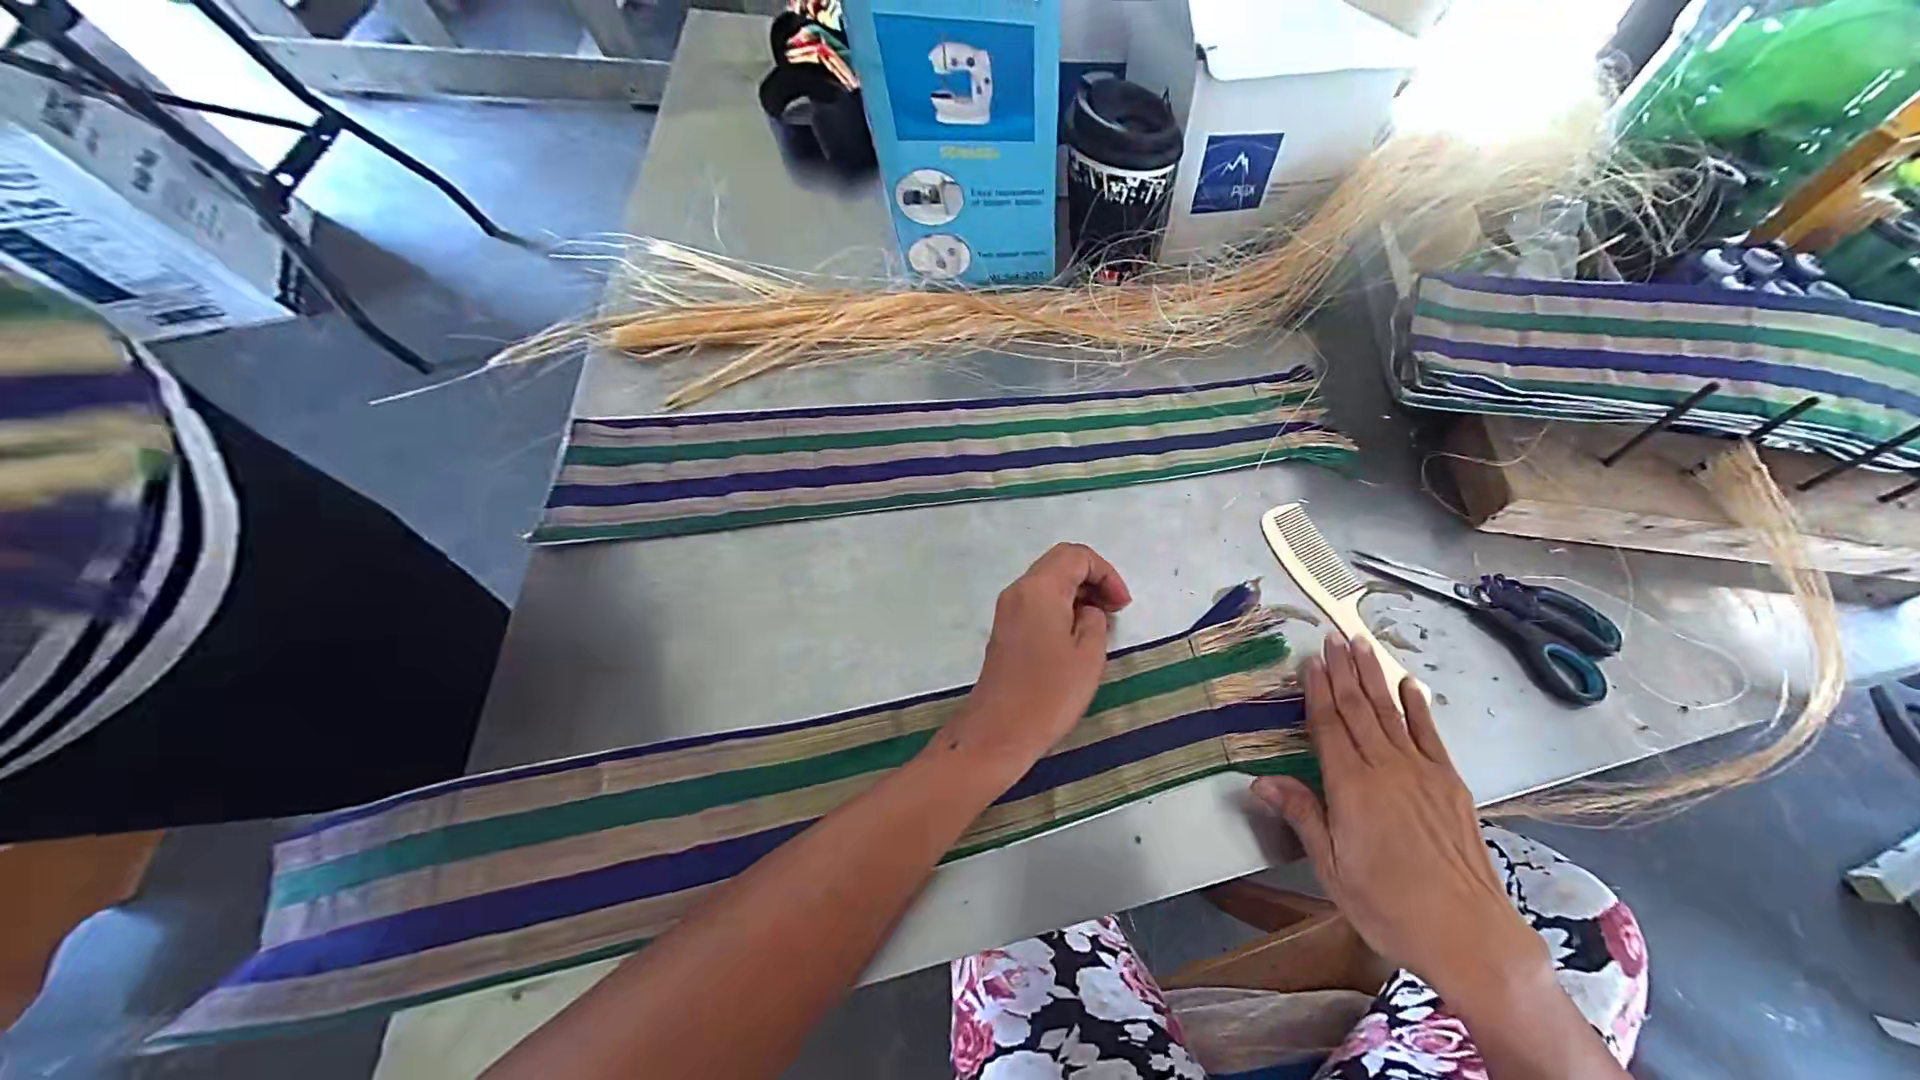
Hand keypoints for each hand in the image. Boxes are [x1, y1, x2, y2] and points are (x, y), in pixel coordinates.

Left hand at [936, 543, 1131, 775]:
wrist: (999, 731)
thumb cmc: (1049, 694)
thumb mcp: (1088, 655)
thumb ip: (1094, 620)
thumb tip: (1086, 610)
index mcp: (1039, 589)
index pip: (1076, 556)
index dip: (1106, 573)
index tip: (1122, 606)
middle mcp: (1018, 591)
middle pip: (1059, 563)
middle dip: (1092, 579)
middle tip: (1115, 609)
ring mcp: (1007, 610)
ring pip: (1047, 583)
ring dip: (1077, 593)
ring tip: (1101, 623)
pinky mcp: (1004, 629)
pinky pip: (1037, 602)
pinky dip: (1060, 607)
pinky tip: (1076, 634)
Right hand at [1251, 635, 1548, 996]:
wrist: (1471, 936)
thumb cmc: (1388, 905)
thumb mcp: (1331, 866)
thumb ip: (1301, 815)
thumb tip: (1259, 781)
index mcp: (1351, 787)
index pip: (1328, 725)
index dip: (1317, 691)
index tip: (1311, 661)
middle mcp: (1386, 769)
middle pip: (1359, 709)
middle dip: (1344, 671)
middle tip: (1332, 638)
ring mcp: (1423, 773)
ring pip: (1391, 713)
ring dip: (1374, 677)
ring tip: (1361, 645)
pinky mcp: (1451, 785)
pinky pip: (1431, 735)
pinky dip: (1418, 707)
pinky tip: (1410, 685)